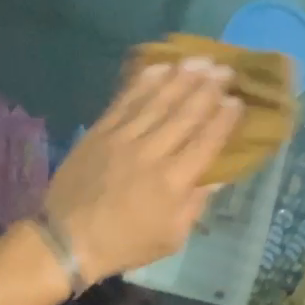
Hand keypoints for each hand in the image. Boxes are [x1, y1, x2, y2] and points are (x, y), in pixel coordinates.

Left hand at [43, 58, 242, 281]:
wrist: (67, 238)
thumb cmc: (124, 243)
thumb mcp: (171, 237)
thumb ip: (195, 204)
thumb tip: (217, 177)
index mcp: (173, 182)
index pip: (206, 142)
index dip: (224, 120)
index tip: (237, 101)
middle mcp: (151, 153)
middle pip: (185, 114)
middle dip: (208, 89)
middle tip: (225, 70)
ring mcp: (123, 138)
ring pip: (157, 101)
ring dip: (181, 78)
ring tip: (200, 61)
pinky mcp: (100, 131)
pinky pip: (125, 101)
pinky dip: (143, 82)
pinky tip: (160, 68)